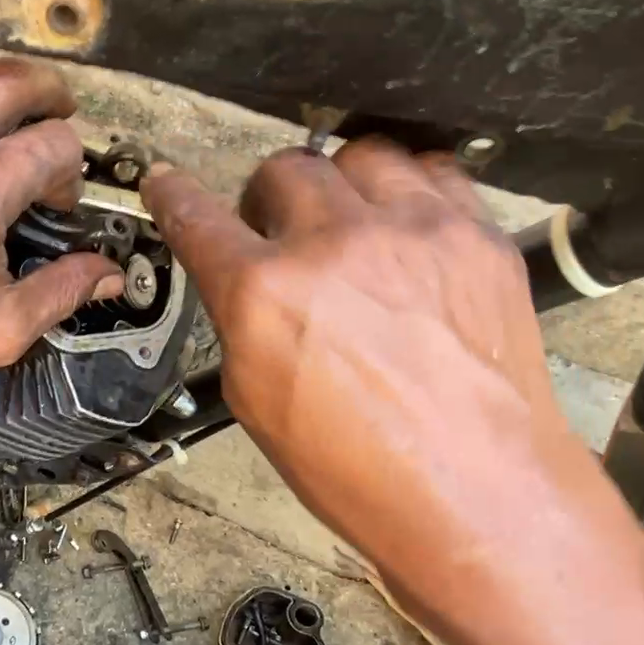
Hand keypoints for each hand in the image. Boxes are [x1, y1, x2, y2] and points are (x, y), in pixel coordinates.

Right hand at [142, 140, 597, 631]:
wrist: (471, 489)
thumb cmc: (353, 467)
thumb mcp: (254, 399)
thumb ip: (241, 323)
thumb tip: (244, 287)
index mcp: (264, 295)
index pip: (199, 220)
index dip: (173, 197)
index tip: (167, 183)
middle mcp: (335, 246)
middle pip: (283, 169)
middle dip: (265, 198)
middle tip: (274, 231)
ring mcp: (415, 233)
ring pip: (359, 155)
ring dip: (336, 184)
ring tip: (343, 221)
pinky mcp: (477, 237)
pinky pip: (433, 174)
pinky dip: (404, 190)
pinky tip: (401, 228)